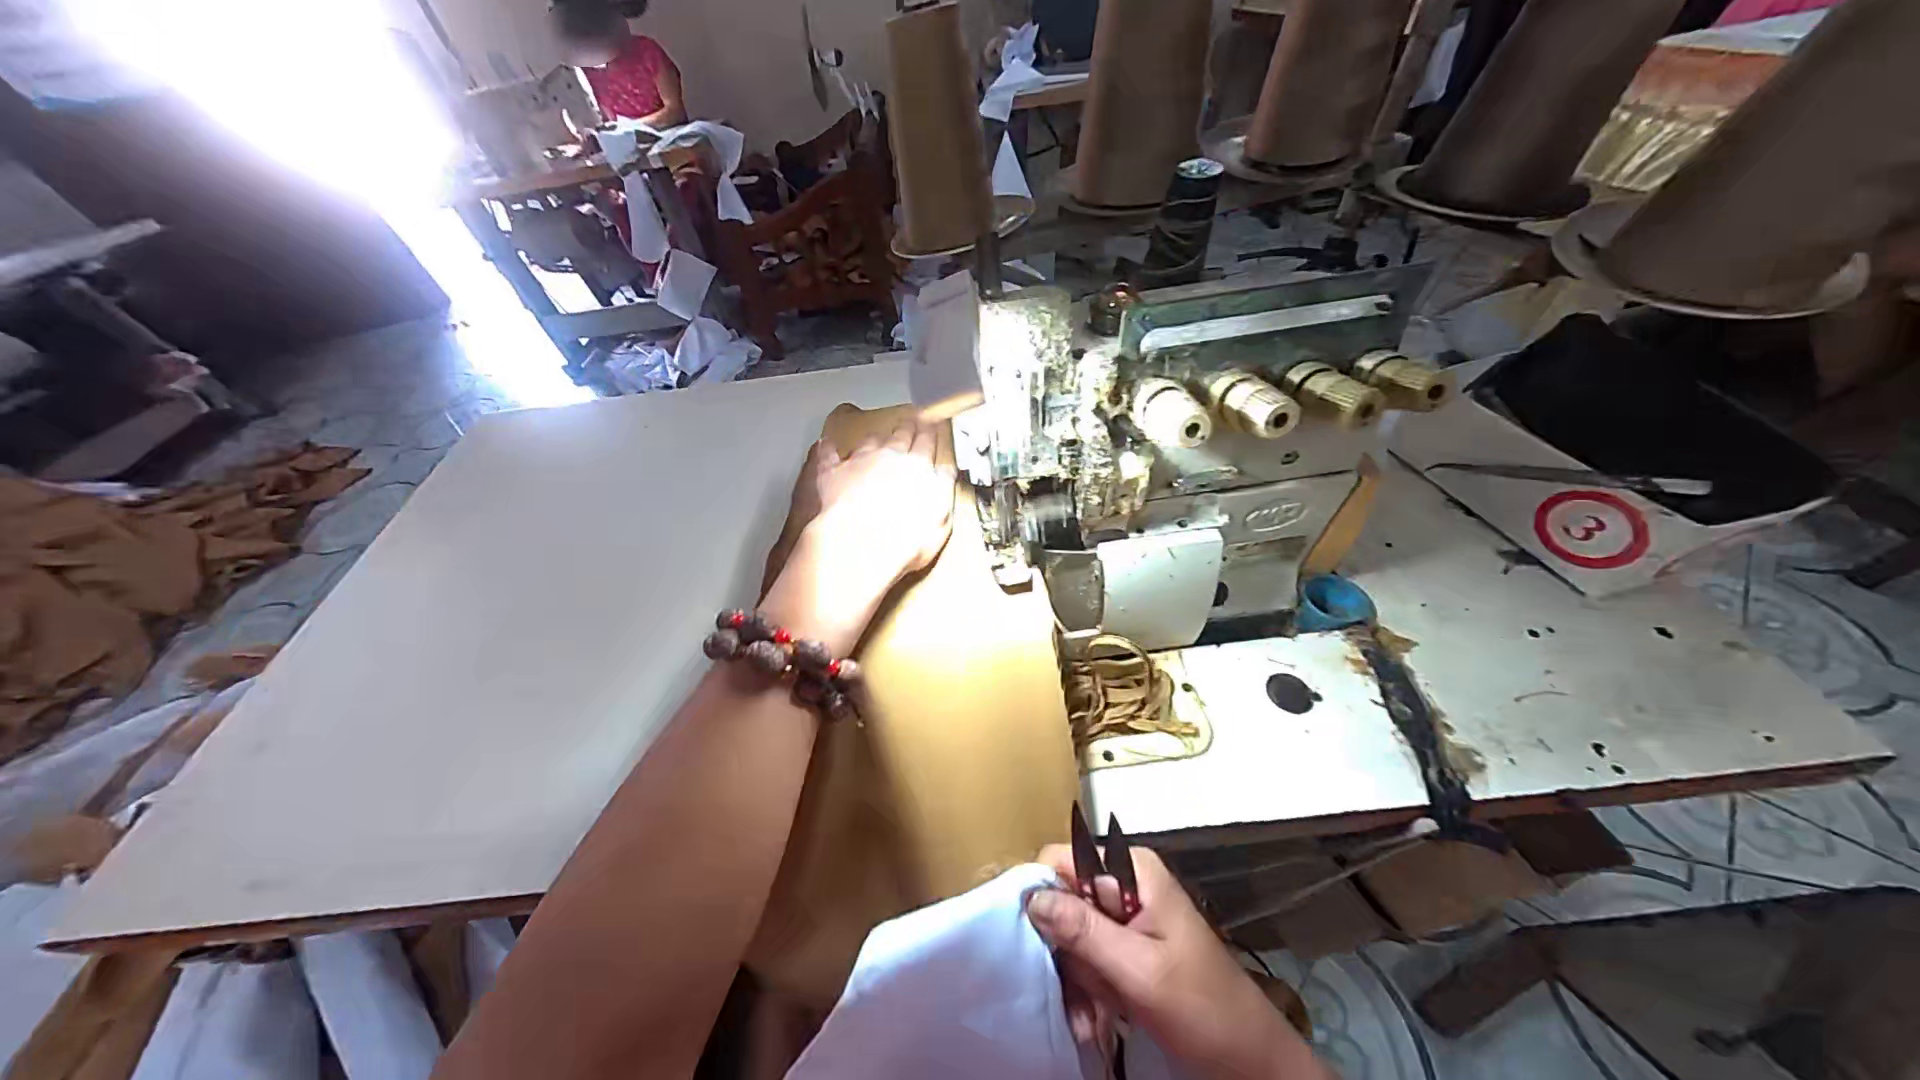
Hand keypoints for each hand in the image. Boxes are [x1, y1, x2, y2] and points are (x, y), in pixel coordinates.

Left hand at [762, 421, 953, 654]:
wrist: (860, 547)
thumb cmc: (903, 540)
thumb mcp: (941, 519)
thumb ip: (943, 490)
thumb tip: (946, 473)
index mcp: (919, 465)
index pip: (928, 441)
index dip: (931, 431)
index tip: (932, 424)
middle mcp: (889, 456)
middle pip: (900, 435)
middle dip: (907, 427)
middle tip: (910, 421)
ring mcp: (859, 462)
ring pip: (869, 441)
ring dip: (875, 438)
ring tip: (877, 436)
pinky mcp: (832, 474)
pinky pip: (828, 455)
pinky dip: (828, 449)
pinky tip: (825, 445)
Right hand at [1027, 845, 1332, 1079]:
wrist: (1249, 1059)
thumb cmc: (1203, 1008)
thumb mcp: (1139, 971)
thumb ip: (1084, 931)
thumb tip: (1030, 897)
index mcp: (1131, 869)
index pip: (1061, 860)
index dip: (1043, 897)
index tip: (1041, 944)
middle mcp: (1124, 882)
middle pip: (1062, 900)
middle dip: (1065, 953)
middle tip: (1079, 998)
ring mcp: (1125, 914)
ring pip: (1069, 934)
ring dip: (1075, 980)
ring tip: (1091, 1021)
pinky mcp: (1125, 945)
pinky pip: (1086, 956)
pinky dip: (1086, 990)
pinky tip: (1094, 1022)